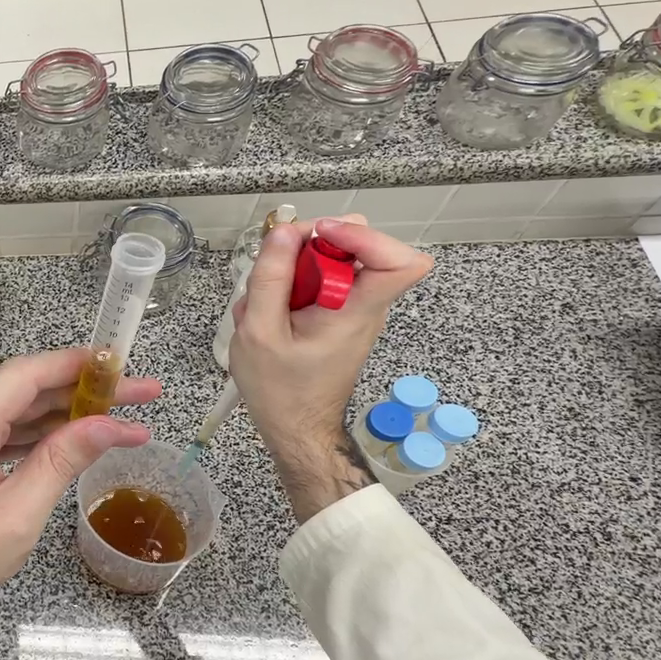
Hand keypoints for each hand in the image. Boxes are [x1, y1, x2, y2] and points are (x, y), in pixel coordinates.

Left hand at [0, 350, 159, 653]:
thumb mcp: (18, 516)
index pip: (25, 375)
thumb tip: (111, 425)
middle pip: (22, 389)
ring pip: (10, 407)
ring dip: (61, 413)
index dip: (78, 365)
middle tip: (139, 395)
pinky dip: (32, 432)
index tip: (122, 365)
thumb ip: (64, 461)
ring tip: (116, 419)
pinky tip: (72, 437)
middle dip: (82, 392)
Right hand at [230, 215, 431, 523]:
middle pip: (363, 250)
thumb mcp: (259, 332)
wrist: (294, 428)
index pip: (401, 261)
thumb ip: (270, 279)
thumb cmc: (278, 388)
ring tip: (262, 297)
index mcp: (357, 312)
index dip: (364, 237)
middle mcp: (366, 307)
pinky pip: (322, 284)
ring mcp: (354, 312)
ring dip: (294, 269)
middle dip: (314, 244)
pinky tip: (266, 311)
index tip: (318, 235)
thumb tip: (284, 231)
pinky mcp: (338, 318)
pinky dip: (292, 287)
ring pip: (336, 264)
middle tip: (276, 261)